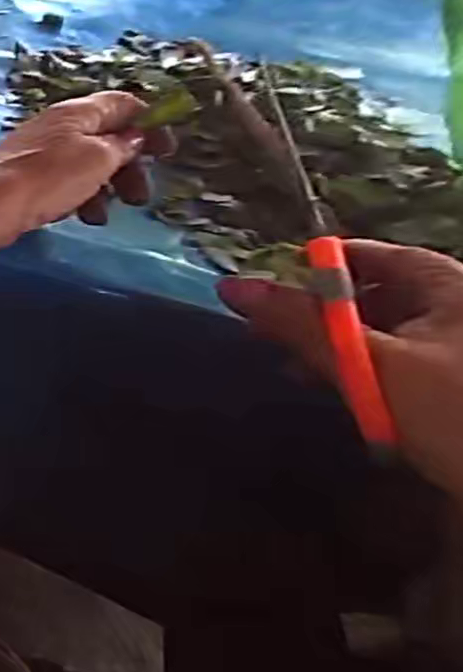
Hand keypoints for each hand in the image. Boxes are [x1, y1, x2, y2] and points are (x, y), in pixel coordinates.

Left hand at [0, 91, 171, 251]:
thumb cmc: (46, 179)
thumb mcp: (98, 158)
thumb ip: (122, 145)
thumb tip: (131, 138)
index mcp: (74, 113)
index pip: (124, 105)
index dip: (151, 125)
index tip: (166, 153)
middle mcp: (52, 128)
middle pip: (104, 139)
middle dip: (128, 167)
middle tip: (139, 197)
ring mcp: (31, 155)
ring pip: (82, 166)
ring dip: (102, 189)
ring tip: (103, 215)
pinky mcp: (17, 180)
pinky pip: (57, 184)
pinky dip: (74, 198)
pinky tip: (78, 217)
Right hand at [220, 241, 462, 503]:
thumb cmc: (455, 413)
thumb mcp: (366, 364)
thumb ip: (299, 322)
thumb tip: (233, 287)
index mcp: (462, 294)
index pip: (388, 258)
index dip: (330, 262)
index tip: (274, 278)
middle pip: (388, 295)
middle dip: (324, 310)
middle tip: (270, 330)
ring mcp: (462, 352)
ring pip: (394, 331)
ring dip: (339, 344)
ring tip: (302, 370)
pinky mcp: (457, 385)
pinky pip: (409, 360)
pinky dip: (369, 368)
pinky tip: (348, 391)